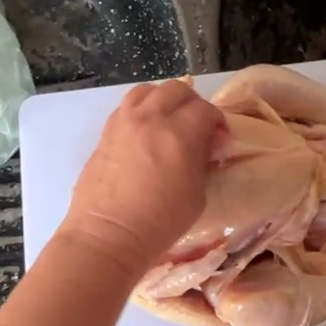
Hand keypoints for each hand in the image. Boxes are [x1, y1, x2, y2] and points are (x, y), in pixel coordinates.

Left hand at [62, 79, 224, 274]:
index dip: (217, 122)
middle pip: (176, 90)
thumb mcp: (196, 196)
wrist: (108, 235)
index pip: (205, 110)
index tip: (219, 139)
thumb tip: (205, 145)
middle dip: (192, 103)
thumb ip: (202, 163)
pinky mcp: (106, 132)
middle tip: (197, 124)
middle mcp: (150, 119)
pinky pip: (126, 106)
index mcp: (178, 135)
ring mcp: (124, 122)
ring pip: (147, 90)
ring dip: (163, 99)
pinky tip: (145, 131)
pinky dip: (141, 109)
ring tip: (168, 119)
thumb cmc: (159, 223)